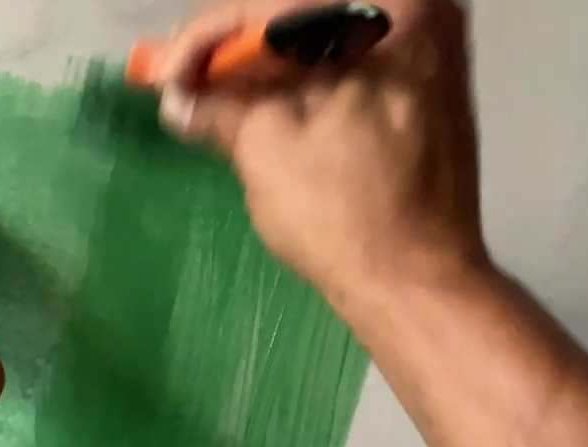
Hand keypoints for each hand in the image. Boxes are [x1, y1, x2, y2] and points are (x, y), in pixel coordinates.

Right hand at [145, 0, 490, 308]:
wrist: (414, 279)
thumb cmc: (342, 213)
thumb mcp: (266, 149)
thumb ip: (220, 108)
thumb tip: (177, 99)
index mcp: (389, 8)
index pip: (274, 6)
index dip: (205, 40)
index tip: (160, 74)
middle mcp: (419, 13)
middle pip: (301, 17)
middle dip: (234, 51)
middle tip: (181, 80)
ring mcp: (427, 53)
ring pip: (323, 45)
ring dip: (263, 71)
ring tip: (210, 98)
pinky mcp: (422, 93)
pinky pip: (347, 71)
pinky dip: (299, 86)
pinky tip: (261, 108)